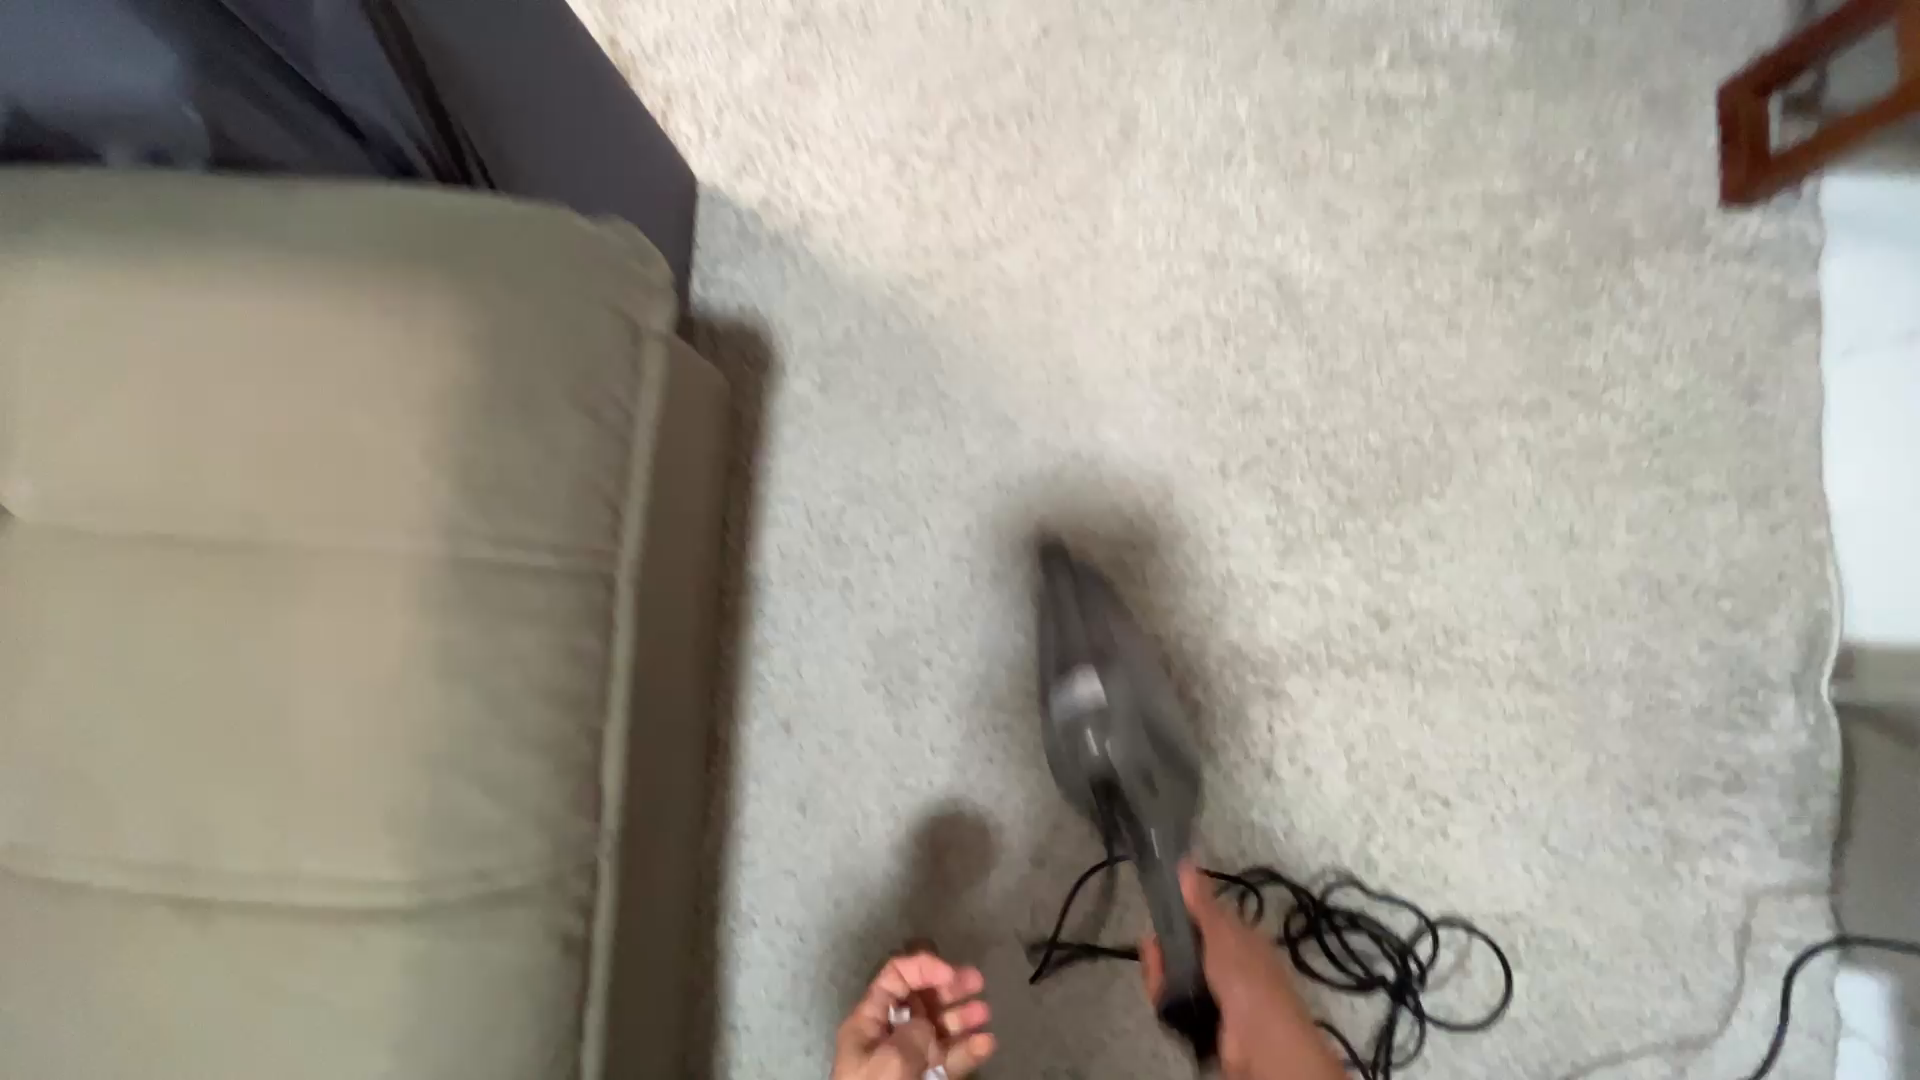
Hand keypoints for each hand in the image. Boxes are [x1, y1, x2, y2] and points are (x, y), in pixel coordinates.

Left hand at [831, 952, 996, 1079]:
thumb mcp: (888, 1063)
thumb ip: (912, 1035)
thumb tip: (929, 1028)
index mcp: (869, 1022)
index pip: (895, 977)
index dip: (923, 967)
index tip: (950, 973)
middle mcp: (889, 1035)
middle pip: (921, 999)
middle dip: (950, 987)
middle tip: (978, 982)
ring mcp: (909, 1060)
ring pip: (938, 1028)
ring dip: (963, 1017)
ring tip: (985, 1013)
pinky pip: (948, 1060)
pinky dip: (967, 1051)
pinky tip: (986, 1044)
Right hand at [1141, 865, 1344, 1079]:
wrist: (1259, 1042)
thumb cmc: (1246, 977)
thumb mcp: (1222, 931)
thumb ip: (1201, 901)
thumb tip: (1185, 861)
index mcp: (1242, 941)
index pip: (1206, 920)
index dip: (1183, 915)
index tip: (1162, 911)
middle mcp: (1229, 966)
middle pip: (1186, 948)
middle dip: (1165, 945)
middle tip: (1152, 944)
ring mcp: (1216, 995)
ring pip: (1176, 974)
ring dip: (1160, 970)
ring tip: (1156, 970)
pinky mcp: (1201, 1021)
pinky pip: (1174, 1002)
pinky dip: (1163, 996)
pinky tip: (1158, 991)